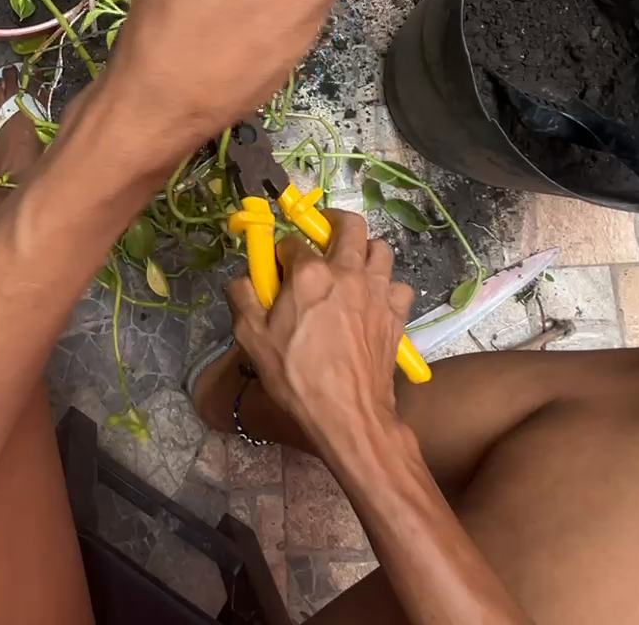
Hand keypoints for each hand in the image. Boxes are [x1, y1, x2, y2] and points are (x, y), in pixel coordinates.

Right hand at [226, 210, 414, 435]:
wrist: (348, 415)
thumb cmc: (296, 374)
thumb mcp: (250, 336)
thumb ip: (241, 296)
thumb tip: (242, 279)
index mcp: (309, 273)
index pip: (292, 241)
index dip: (280, 252)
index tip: (275, 269)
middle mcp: (347, 272)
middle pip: (350, 225)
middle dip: (332, 223)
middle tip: (320, 235)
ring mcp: (377, 292)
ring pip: (381, 248)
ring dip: (363, 251)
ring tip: (348, 267)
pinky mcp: (396, 315)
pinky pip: (397, 284)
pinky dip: (385, 285)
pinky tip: (370, 300)